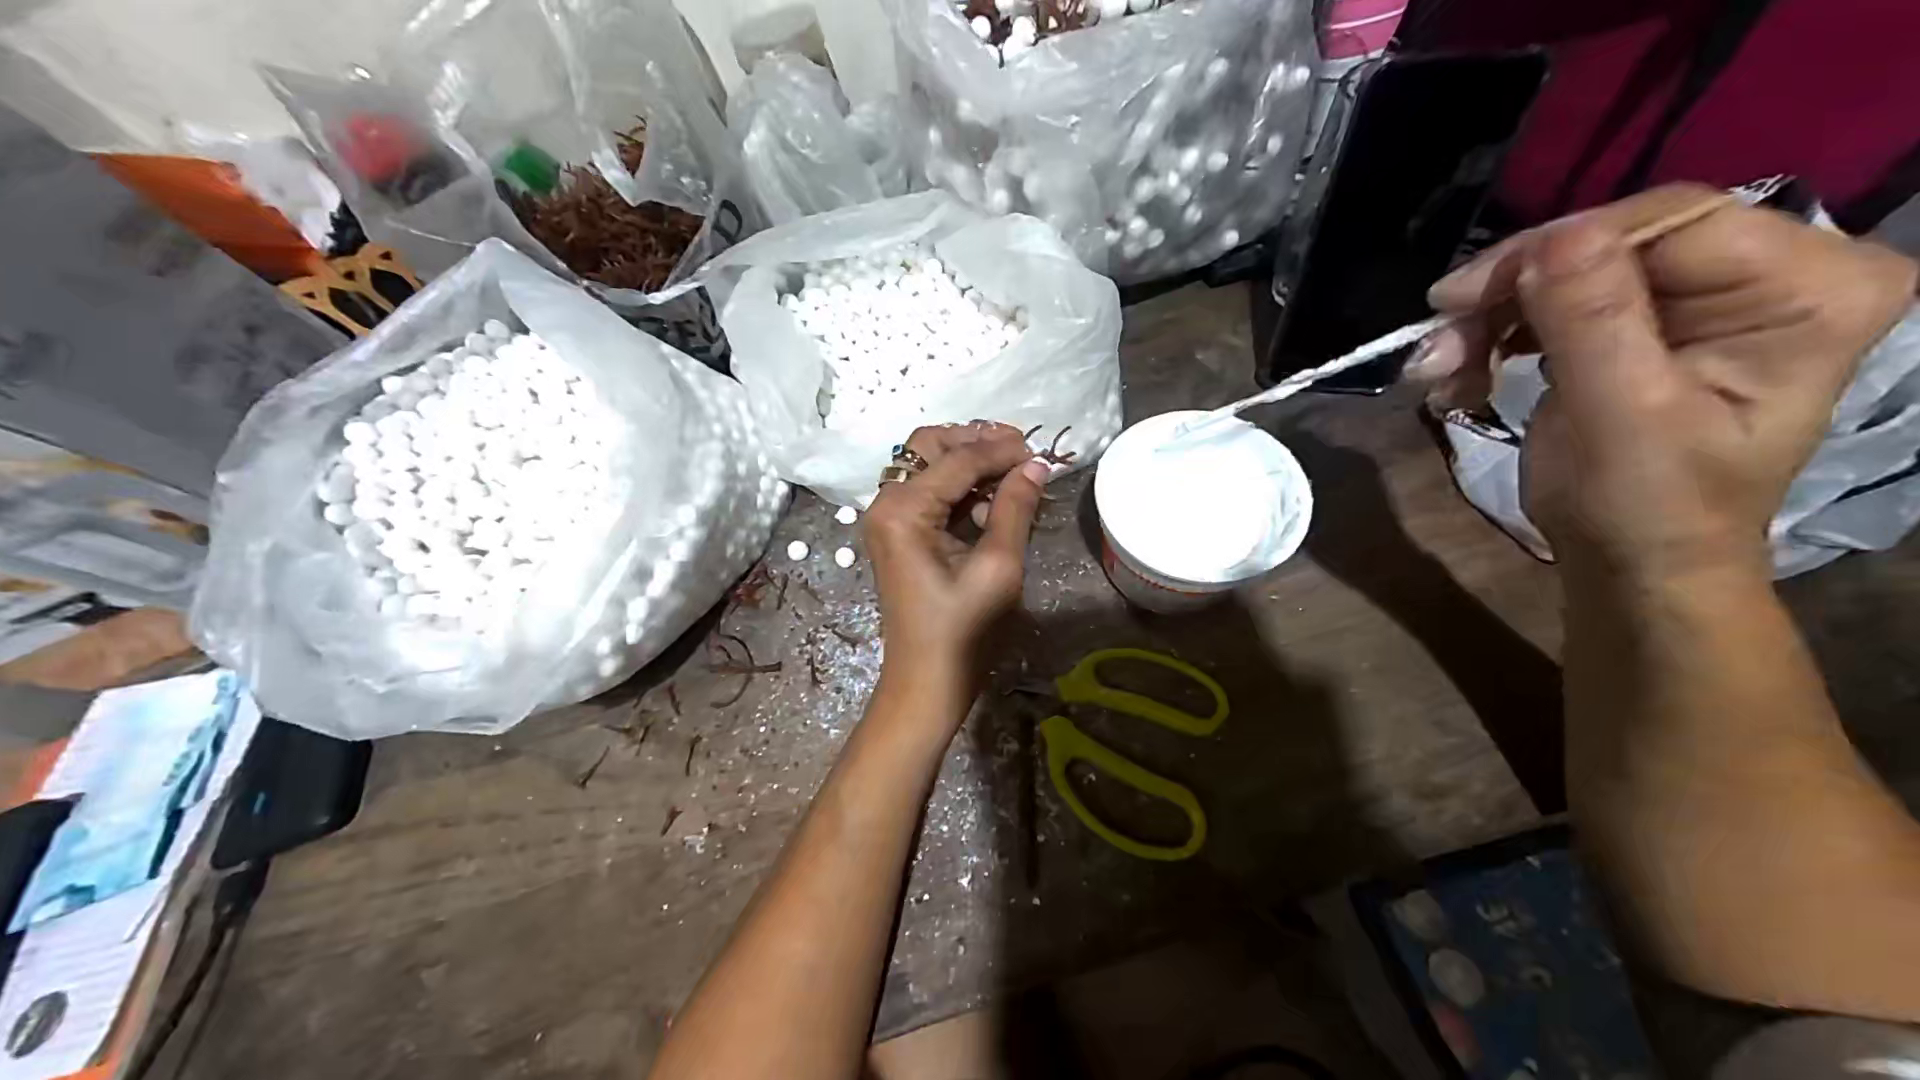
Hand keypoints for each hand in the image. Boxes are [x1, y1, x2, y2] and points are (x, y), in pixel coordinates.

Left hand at [864, 422, 1050, 684]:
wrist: (926, 683)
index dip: (1002, 450)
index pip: (958, 458)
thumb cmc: (963, 632)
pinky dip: (960, 488)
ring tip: (1013, 476)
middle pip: (930, 446)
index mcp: (903, 510)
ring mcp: (888, 519)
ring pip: (929, 466)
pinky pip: (928, 493)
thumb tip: (1036, 465)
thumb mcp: (998, 567)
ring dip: (969, 464)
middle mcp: (886, 504)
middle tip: (1021, 452)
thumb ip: (1014, 508)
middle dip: (976, 443)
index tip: (1041, 451)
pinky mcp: (899, 534)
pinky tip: (992, 502)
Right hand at [1416, 184, 1916, 582]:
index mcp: (1806, 288)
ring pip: (1565, 272)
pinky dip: (1492, 337)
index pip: (1672, 223)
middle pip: (1609, 244)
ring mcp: (1693, 300)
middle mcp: (1764, 275)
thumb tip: (1552, 239)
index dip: (1557, 251)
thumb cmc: (1645, 505)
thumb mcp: (1621, 417)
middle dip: (1508, 294)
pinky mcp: (1635, 324)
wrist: (1631, 560)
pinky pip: (1549, 304)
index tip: (1458, 301)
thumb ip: (1595, 323)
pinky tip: (1458, 376)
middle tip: (1434, 343)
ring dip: (1486, 322)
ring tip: (1434, 373)